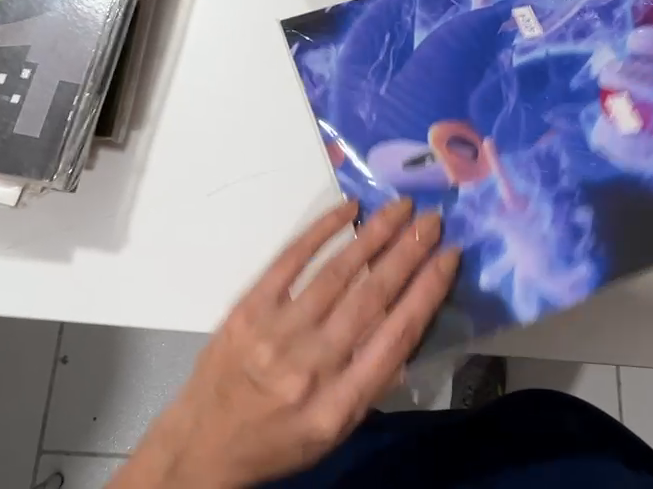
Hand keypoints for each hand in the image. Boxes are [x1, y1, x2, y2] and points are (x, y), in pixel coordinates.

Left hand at [112, 199, 458, 488]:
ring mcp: (277, 332)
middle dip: (409, 253)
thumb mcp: (334, 430)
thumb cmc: (277, 438)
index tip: (450, 257)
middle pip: (371, 297)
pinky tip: (348, 209)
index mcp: (339, 404)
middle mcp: (311, 365)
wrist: (202, 442)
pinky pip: (291, 259)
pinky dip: (322, 230)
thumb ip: (372, 382)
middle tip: (434, 220)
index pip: (396, 337)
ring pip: (337, 272)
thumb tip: (409, 324)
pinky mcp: (249, 307)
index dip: (428, 292)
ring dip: (374, 234)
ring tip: (401, 208)